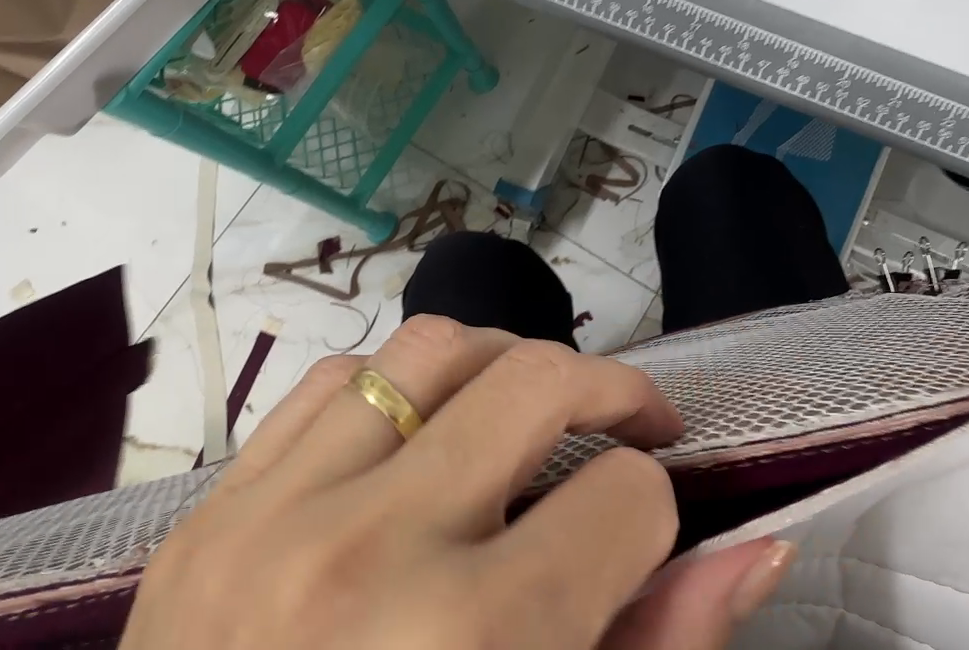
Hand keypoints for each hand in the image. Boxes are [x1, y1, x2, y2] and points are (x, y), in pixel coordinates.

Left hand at [121, 316, 795, 648]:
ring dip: (506, 368)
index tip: (639, 540)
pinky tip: (422, 437)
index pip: (627, 499)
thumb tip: (762, 544)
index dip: (655, 513)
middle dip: (611, 393)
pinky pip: (330, 385)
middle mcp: (368, 557)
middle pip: (538, 380)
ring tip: (530, 414)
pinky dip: (398, 389)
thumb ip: (668, 646)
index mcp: (473, 642)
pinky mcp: (206, 521)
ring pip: (433, 349)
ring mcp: (270, 524)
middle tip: (629, 425)